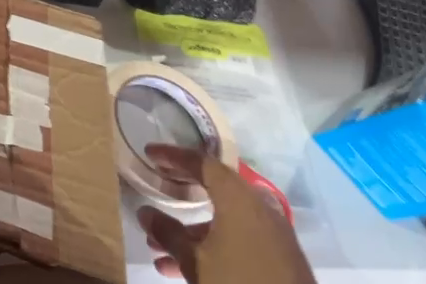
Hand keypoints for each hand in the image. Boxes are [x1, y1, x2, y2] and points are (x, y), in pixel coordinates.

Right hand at [137, 145, 315, 283]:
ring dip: (192, 231)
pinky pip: (240, 241)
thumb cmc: (238, 282)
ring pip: (226, 222)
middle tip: (157, 190)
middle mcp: (261, 211)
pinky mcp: (280, 262)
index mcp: (240, 201)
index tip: (149, 153)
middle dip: (182, 195)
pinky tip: (184, 269)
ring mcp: (274, 238)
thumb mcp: (194, 260)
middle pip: (216, 190)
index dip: (173, 156)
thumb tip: (144, 212)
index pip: (203, 163)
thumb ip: (167, 232)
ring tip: (159, 249)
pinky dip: (214, 246)